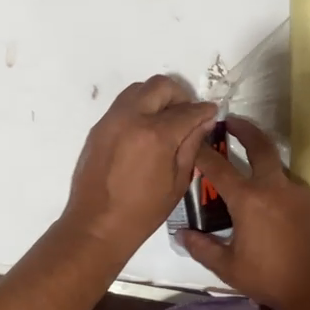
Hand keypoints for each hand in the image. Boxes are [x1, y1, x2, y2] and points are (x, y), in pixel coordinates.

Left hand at [61, 76, 218, 256]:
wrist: (97, 224)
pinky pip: (123, 104)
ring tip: (166, 121)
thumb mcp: (178, 182)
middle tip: (187, 115)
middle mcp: (132, 118)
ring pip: (138, 89)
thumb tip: (203, 121)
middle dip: (179, 95)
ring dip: (157, 97)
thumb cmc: (143, 211)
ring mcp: (111, 120)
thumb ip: (191, 146)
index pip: (187, 110)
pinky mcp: (99, 127)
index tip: (211, 113)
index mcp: (156, 134)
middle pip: (160, 86)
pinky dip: (139, 107)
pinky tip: (146, 131)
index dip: (204, 110)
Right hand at [179, 117, 309, 309]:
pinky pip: (288, 182)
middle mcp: (274, 187)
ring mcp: (297, 192)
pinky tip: (268, 195)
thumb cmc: (272, 278)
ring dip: (261, 154)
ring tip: (246, 160)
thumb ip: (203, 248)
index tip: (191, 140)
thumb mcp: (229, 268)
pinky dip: (274, 179)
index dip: (201, 152)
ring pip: (276, 163)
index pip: (218, 167)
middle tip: (230, 121)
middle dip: (243, 129)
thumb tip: (183, 235)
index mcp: (249, 200)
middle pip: (258, 145)